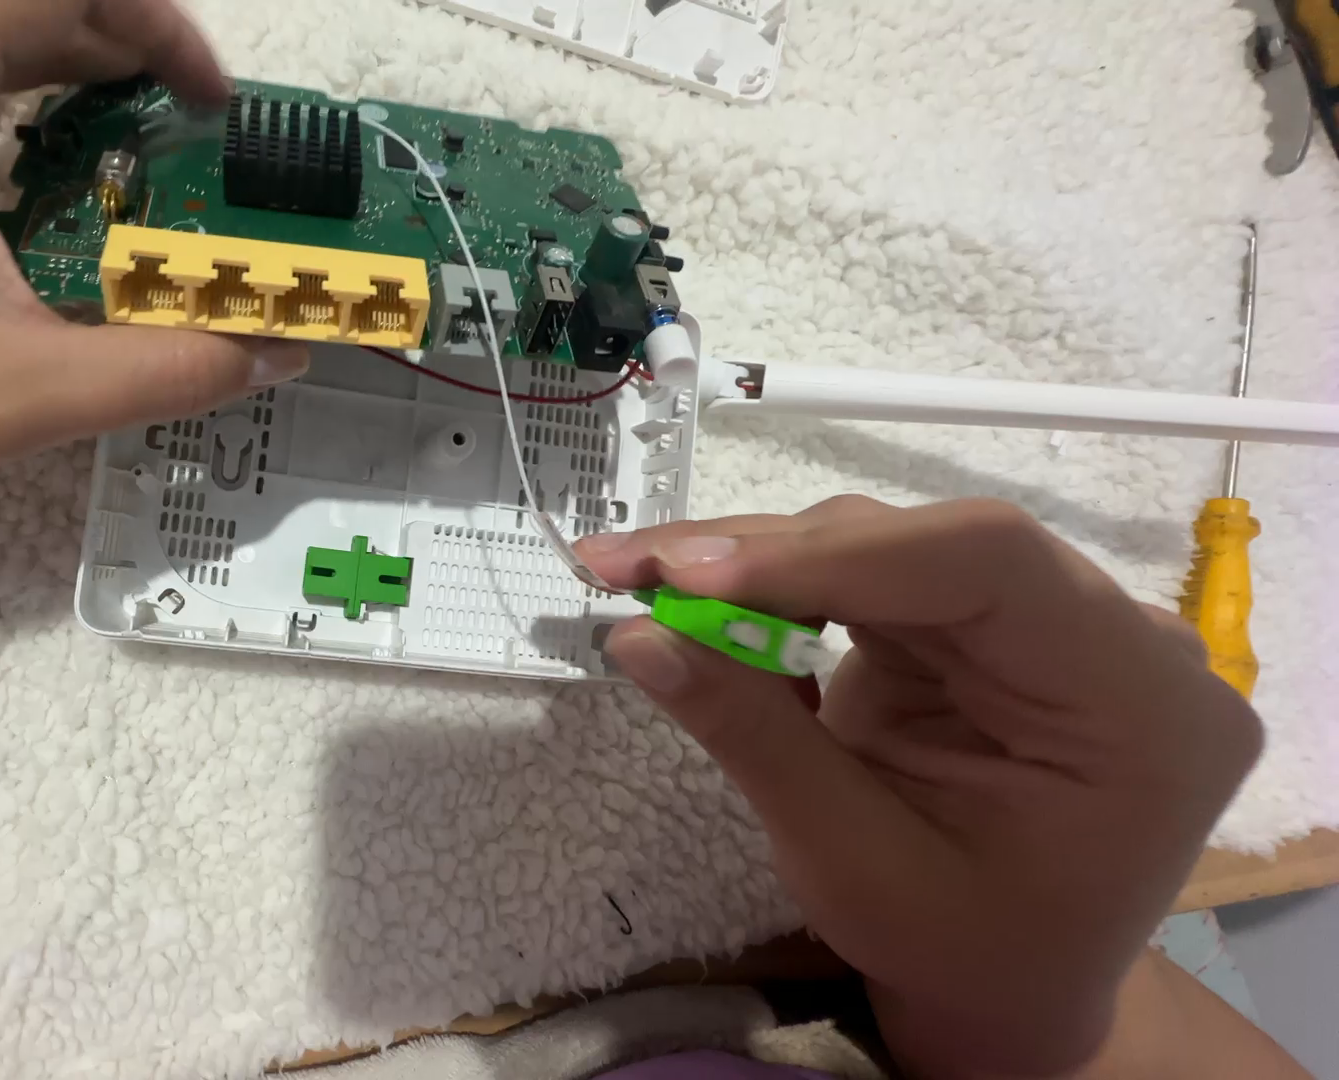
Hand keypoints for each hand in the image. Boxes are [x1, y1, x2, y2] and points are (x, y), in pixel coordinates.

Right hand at [575, 498, 1260, 1077]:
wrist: (993, 971)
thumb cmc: (952, 945)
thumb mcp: (848, 858)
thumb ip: (748, 734)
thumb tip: (634, 636)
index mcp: (1129, 702)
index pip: (981, 563)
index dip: (826, 556)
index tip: (689, 578)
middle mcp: (1088, 632)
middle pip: (900, 542)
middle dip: (748, 553)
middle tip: (622, 567)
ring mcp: (1014, 620)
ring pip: (853, 544)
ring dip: (731, 559)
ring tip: (626, 573)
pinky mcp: (947, 623)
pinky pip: (836, 574)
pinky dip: (748, 585)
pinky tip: (684, 599)